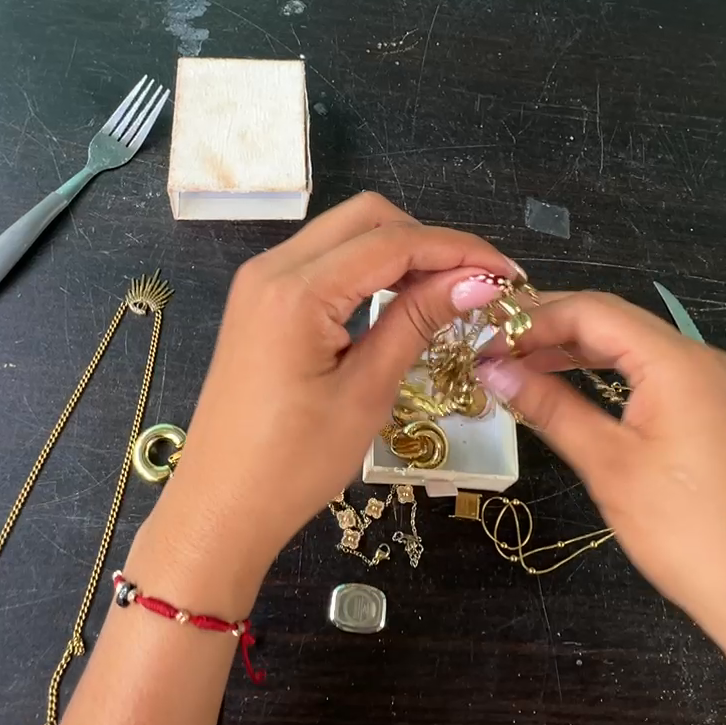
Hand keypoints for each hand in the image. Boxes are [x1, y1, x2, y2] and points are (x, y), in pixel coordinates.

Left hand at [137, 193, 514, 596]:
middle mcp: (272, 266)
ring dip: (397, 250)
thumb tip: (479, 280)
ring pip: (344, 232)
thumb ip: (418, 320)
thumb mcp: (367, 391)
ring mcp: (260, 279)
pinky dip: (366, 267)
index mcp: (297, 289)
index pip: (392, 241)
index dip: (456, 250)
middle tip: (472, 282)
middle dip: (426, 239)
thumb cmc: (294, 463)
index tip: (505, 273)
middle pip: (365, 216)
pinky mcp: (260, 298)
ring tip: (445, 291)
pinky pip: (323, 259)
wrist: (219, 508)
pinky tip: (397, 297)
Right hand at [475, 291, 725, 724]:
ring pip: (637, 347)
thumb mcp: (608, 465)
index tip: (486, 343)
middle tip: (497, 350)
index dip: (533, 320)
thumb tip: (492, 369)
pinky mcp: (725, 414)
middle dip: (553, 330)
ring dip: (580, 352)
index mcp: (678, 360)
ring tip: (526, 367)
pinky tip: (580, 390)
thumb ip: (550, 406)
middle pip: (616, 321)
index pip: (592, 311)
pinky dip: (613, 374)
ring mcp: (721, 385)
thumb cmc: (687, 531)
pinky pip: (659, 374)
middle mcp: (704, 358)